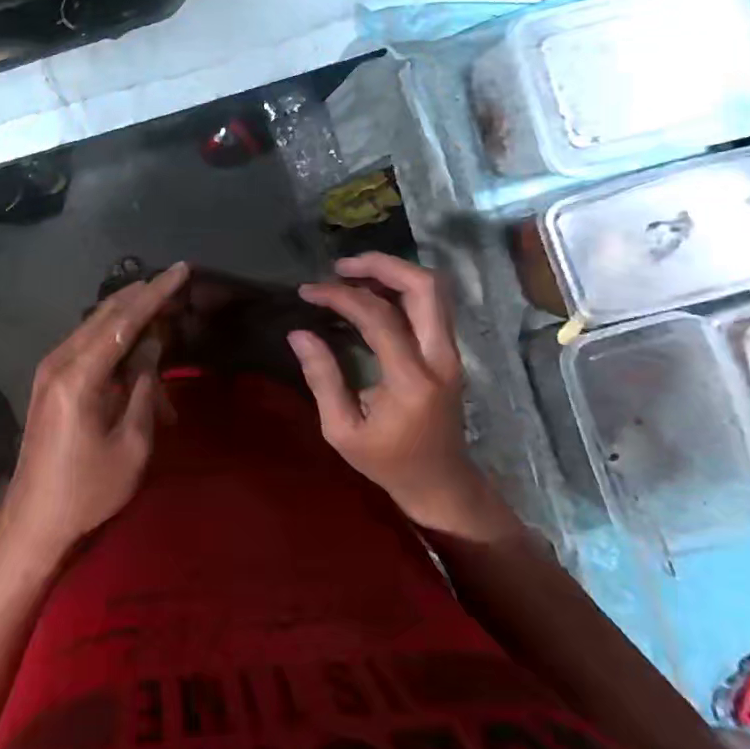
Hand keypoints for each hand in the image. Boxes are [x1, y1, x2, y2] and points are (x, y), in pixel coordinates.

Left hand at [2, 262, 190, 553]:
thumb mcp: (132, 444)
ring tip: (163, 310)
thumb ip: (143, 388)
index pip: (123, 321)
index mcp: (78, 376)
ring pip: (94, 327)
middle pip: (105, 315)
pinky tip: (135, 345)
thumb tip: (152, 346)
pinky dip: (112, 340)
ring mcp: (49, 369)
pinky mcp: (49, 381)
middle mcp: (58, 361)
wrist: (34, 519)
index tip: (181, 268)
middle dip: (142, 297)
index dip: (156, 293)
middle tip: (176, 284)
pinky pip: (86, 346)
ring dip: (128, 318)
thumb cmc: (88, 490)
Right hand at [289, 253, 485, 529]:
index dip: (341, 297)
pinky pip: (430, 305)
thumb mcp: (341, 430)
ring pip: (433, 291)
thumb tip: (298, 333)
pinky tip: (369, 293)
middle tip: (341, 266)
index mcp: (412, 381)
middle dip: (382, 266)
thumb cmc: (387, 462)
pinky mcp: (449, 353)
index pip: (379, 318)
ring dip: (393, 273)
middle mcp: (440, 359)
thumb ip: (322, 378)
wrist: (441, 483)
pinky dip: (400, 289)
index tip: (308, 291)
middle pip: (425, 288)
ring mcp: (451, 354)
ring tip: (352, 273)